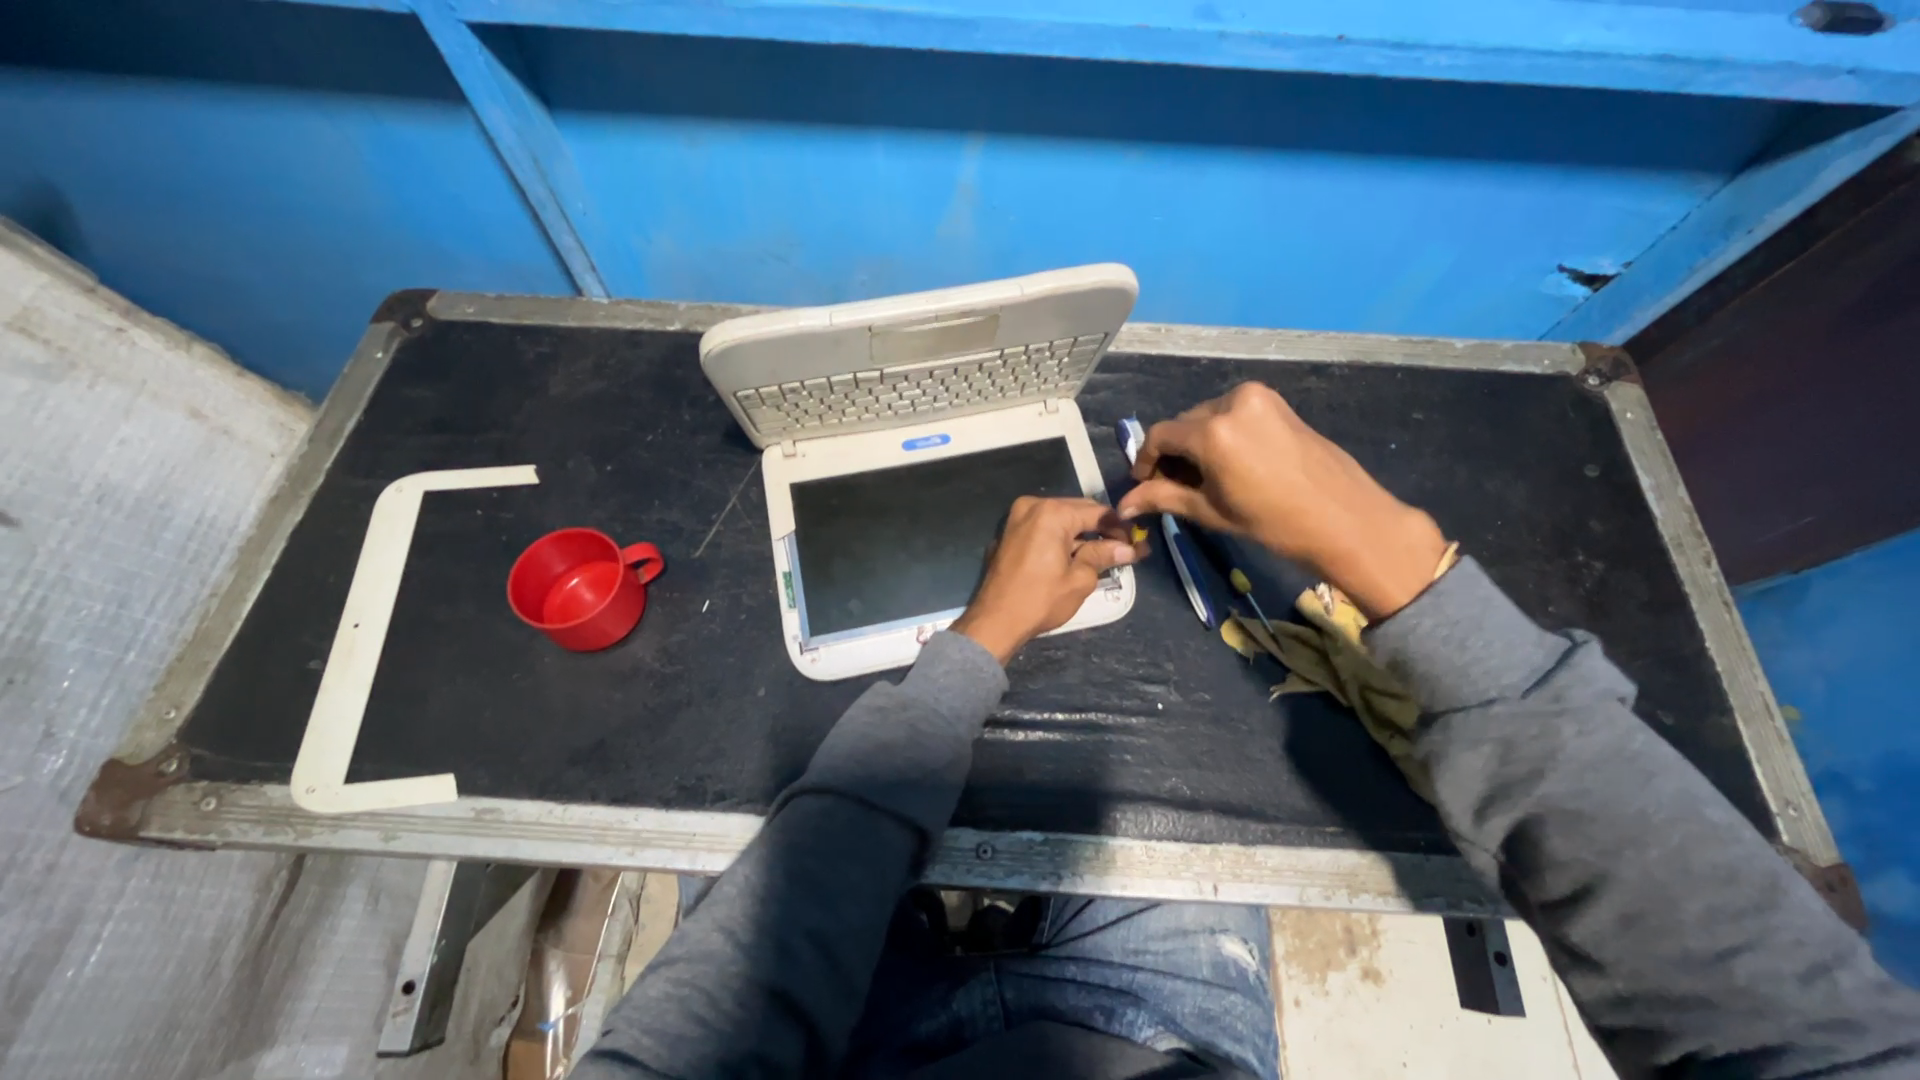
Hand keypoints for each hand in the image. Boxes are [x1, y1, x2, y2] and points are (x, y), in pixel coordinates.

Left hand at [950, 496, 1142, 663]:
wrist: (994, 621)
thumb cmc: (1040, 600)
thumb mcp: (1079, 579)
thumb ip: (1103, 556)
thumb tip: (1128, 549)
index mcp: (1052, 513)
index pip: (1097, 512)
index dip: (1119, 528)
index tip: (1136, 543)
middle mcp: (1032, 506)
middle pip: (1078, 511)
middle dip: (1101, 529)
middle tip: (1124, 549)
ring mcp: (1017, 519)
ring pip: (1060, 520)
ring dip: (1081, 535)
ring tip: (1104, 555)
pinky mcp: (1009, 534)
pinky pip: (1043, 529)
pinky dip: (1061, 539)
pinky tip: (1076, 556)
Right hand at [1116, 382, 1447, 619]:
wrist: (1344, 518)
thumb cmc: (1273, 522)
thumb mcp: (1211, 511)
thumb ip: (1163, 498)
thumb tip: (1123, 506)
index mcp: (1212, 431)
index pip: (1160, 436)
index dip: (1146, 461)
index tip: (1144, 485)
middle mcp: (1231, 403)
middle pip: (1183, 424)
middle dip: (1174, 453)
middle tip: (1174, 487)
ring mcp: (1258, 397)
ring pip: (1207, 417)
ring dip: (1197, 443)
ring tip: (1205, 478)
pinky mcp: (1276, 402)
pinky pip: (1233, 413)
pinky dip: (1222, 434)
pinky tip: (1231, 464)